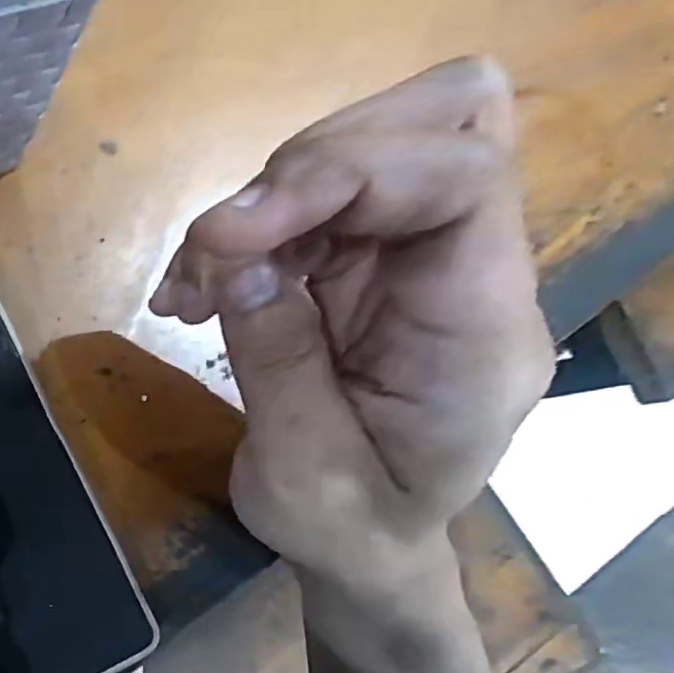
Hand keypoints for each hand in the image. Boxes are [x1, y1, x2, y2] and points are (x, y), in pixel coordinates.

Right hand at [151, 57, 553, 585]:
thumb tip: (232, 256)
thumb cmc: (347, 531)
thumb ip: (276, 358)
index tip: (228, 235)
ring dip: (264, 202)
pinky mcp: (368, 272)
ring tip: (191, 287)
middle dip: (309, 167)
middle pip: (437, 122)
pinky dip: (248, 231)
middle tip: (219, 247)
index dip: (341, 176)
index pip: (460, 179)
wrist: (366, 550)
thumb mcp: (301, 470)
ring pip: (366, 151)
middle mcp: (468, 274)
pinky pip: (314, 207)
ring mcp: (419, 265)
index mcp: (483, 331)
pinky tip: (197, 291)